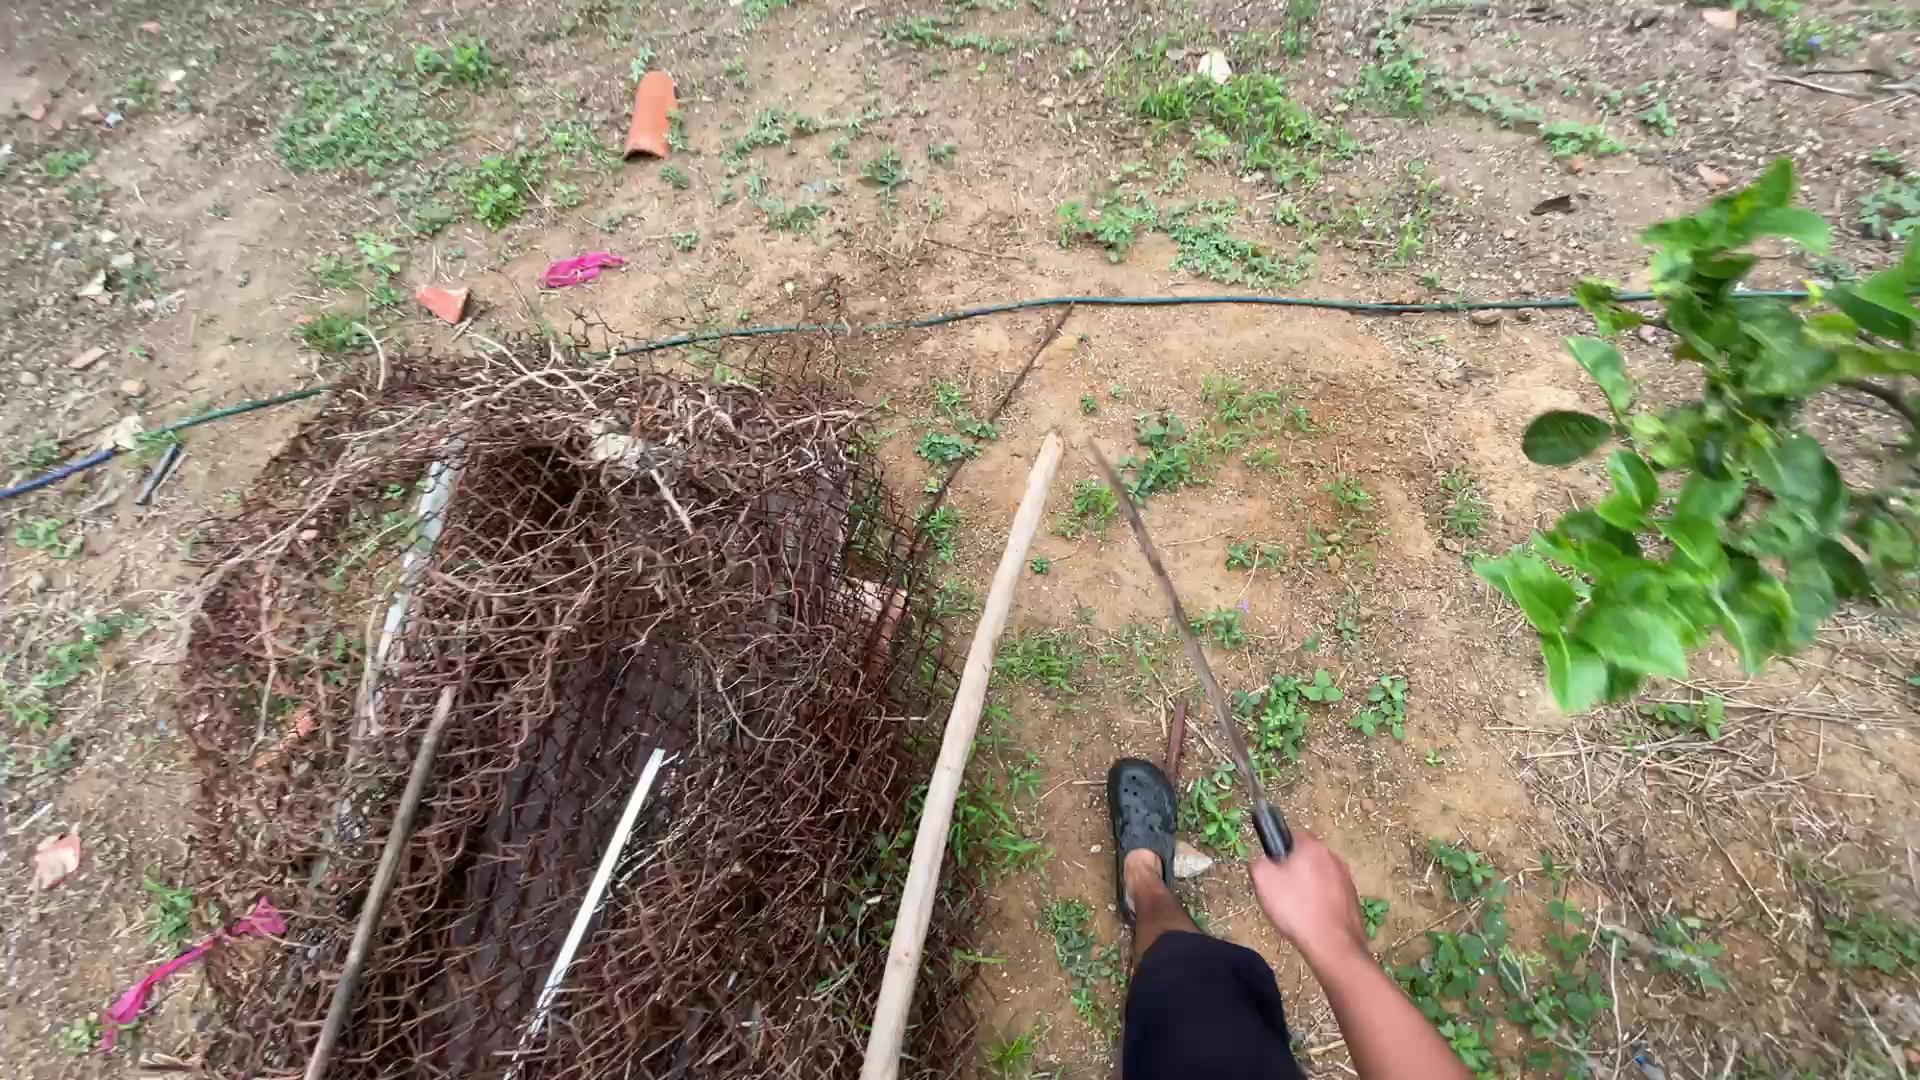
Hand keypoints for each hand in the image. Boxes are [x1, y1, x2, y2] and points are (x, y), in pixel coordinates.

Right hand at [1248, 829, 1366, 963]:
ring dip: (1308, 886)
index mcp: (1313, 847)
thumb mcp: (1262, 879)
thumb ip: (1258, 861)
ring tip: (1296, 908)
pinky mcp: (1354, 901)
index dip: (1279, 849)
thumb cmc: (1295, 907)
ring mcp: (1347, 880)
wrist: (1333, 947)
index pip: (1293, 834)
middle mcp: (1334, 858)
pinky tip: (1311, 919)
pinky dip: (1320, 902)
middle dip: (1294, 868)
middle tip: (1281, 889)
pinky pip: (1330, 894)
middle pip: (1307, 856)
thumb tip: (1264, 861)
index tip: (1273, 868)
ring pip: (1319, 876)